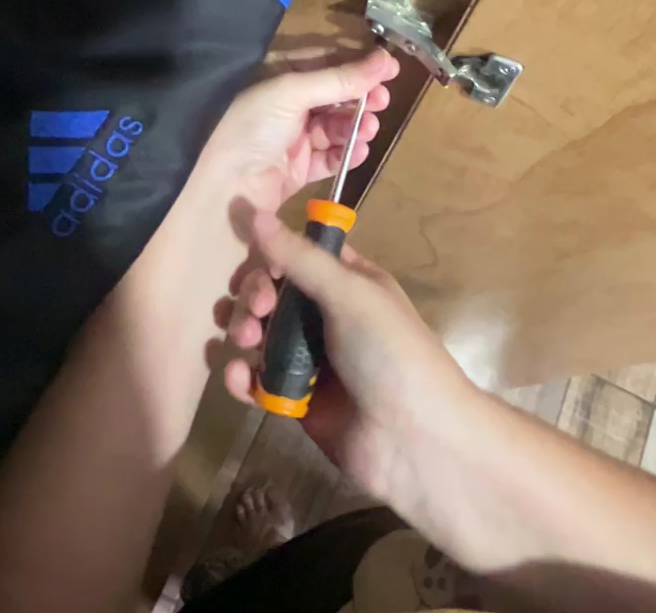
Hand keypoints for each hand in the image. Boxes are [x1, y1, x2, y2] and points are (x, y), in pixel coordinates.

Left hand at [194, 48, 399, 217]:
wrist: (224, 184)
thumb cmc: (252, 124)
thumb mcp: (293, 92)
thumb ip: (340, 78)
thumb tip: (385, 59)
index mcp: (279, 77)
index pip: (326, 64)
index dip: (358, 65)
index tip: (390, 68)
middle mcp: (286, 105)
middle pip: (335, 97)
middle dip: (361, 98)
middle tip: (383, 102)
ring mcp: (292, 138)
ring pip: (336, 128)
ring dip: (356, 126)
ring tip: (370, 128)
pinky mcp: (298, 169)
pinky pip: (329, 157)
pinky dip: (346, 154)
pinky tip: (359, 151)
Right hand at [220, 214, 478, 505]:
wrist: (416, 441)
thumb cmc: (390, 352)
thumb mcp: (350, 293)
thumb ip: (299, 257)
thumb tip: (255, 213)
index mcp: (348, 282)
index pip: (298, 254)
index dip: (271, 256)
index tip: (258, 266)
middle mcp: (327, 315)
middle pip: (272, 292)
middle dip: (253, 296)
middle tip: (257, 311)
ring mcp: (311, 359)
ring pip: (259, 334)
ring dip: (241, 331)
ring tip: (243, 341)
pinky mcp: (296, 400)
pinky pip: (257, 381)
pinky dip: (241, 378)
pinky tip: (238, 379)